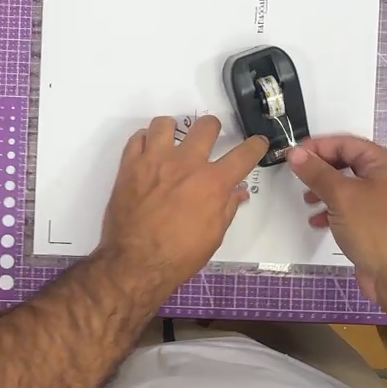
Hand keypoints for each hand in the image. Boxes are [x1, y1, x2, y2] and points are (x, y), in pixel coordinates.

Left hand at [94, 115, 267, 300]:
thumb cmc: (179, 256)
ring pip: (165, 124)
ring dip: (172, 131)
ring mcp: (155, 161)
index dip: (255, 146)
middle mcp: (186, 164)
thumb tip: (238, 192)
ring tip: (172, 143)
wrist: (135, 264)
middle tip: (209, 139)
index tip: (257, 143)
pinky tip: (148, 153)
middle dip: (213, 129)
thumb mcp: (213, 236)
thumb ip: (227, 207)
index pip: (243, 154)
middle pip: (206, 126)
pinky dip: (145, 142)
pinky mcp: (129, 166)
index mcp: (212, 183)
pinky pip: (137, 138)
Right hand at [287, 136, 386, 300]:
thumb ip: (316, 172)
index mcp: (384, 163)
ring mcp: (383, 203)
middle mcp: (386, 179)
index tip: (294, 155)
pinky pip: (350, 209)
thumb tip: (295, 153)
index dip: (318, 147)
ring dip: (324, 191)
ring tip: (307, 201)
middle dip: (321, 170)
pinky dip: (333, 211)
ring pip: (347, 188)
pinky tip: (319, 221)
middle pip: (347, 164)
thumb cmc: (375, 228)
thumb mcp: (341, 195)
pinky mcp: (377, 224)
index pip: (346, 143)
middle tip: (298, 177)